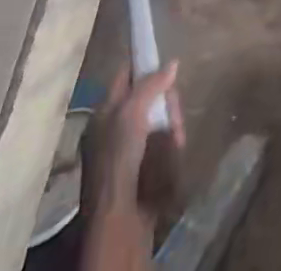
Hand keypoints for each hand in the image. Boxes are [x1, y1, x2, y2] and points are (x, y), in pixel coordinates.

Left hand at [92, 62, 184, 209]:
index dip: (144, 67)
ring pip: (159, 122)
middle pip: (148, 100)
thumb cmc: (118, 159)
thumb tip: (172, 63)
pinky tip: (175, 150)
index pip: (125, 77)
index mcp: (104, 112)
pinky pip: (162, 145)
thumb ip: (150, 86)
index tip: (166, 66)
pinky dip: (171, 145)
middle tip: (174, 114)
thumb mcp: (131, 115)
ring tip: (176, 138)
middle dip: (165, 104)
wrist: (118, 218)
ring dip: (171, 125)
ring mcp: (129, 149)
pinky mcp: (143, 168)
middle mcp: (115, 127)